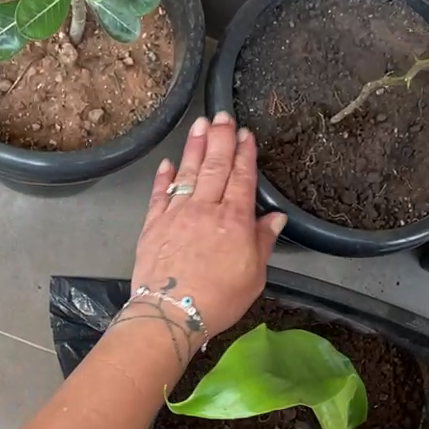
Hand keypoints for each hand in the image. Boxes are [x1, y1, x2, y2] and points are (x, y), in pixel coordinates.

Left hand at [124, 114, 285, 357]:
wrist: (171, 313)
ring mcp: (176, 215)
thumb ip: (262, 242)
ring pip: (187, 173)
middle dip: (220, 139)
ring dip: (194, 147)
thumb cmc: (217, 300)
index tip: (245, 134)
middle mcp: (205, 210)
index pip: (242, 179)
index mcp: (234, 221)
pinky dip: (163, 177)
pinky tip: (167, 163)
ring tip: (199, 125)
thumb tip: (275, 218)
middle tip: (221, 115)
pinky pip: (159, 195)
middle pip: (214, 167)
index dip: (245, 154)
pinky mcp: (153, 225)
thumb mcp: (254, 276)